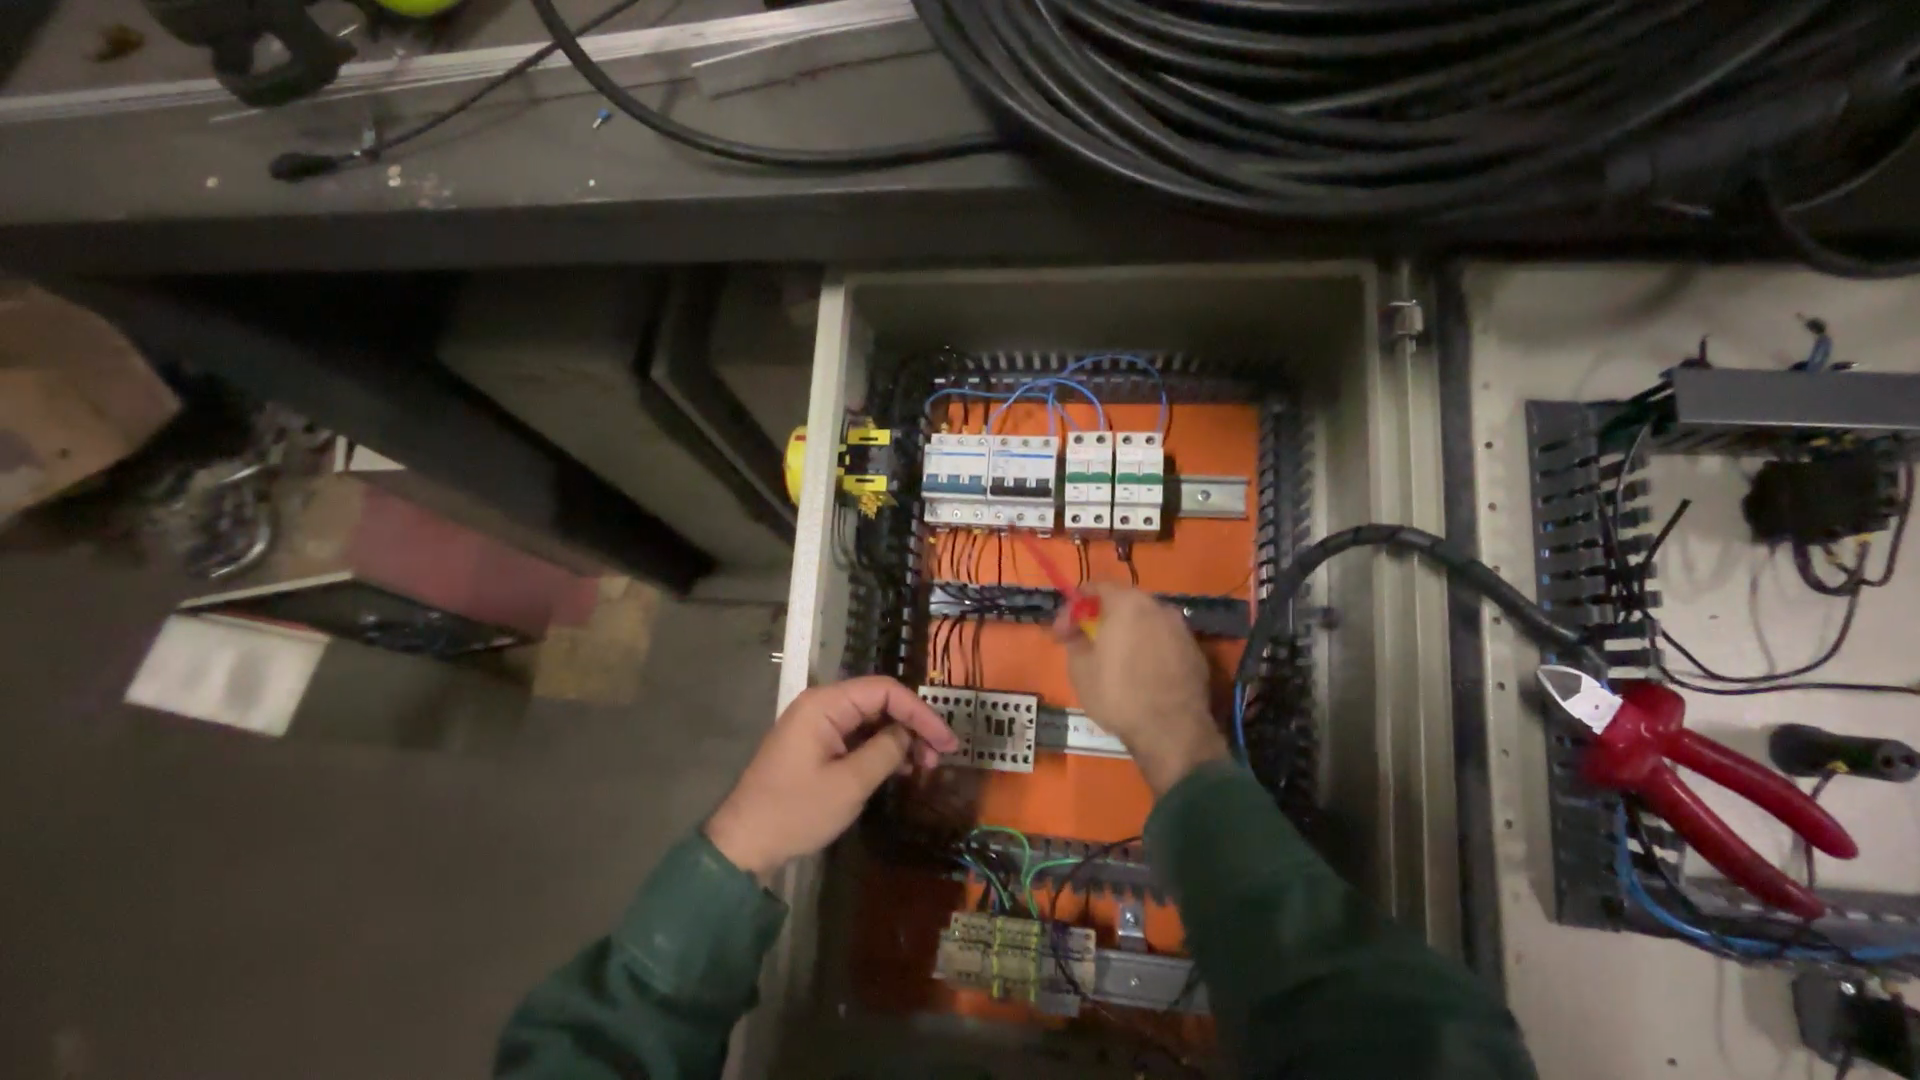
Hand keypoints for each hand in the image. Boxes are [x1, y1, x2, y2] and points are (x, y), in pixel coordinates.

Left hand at [706, 676, 959, 879]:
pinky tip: (899, 771)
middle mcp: (821, 706)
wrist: (744, 844)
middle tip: (937, 759)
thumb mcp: (849, 784)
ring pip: (870, 721)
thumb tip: (908, 734)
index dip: (920, 712)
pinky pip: (856, 737)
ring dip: (899, 740)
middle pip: (879, 702)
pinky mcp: (815, 746)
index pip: (885, 691)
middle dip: (912, 727)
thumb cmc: (796, 811)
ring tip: (923, 769)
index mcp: (825, 705)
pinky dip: (880, 750)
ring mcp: (816, 726)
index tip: (946, 741)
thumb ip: (885, 751)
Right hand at [1053, 584, 1228, 794]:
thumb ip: (1076, 640)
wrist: (1172, 730)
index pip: (1096, 587)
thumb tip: (1078, 632)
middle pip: (1123, 603)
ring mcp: (1182, 629)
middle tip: (1086, 643)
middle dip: (1101, 619)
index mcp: (1128, 604)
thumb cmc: (1118, 694)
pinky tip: (1141, 674)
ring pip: (1146, 622)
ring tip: (1114, 660)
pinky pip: (1164, 642)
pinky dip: (1149, 649)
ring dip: (1127, 634)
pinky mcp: (1196, 652)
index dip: (1073, 607)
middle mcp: (1159, 607)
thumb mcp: (1080, 669)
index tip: (1062, 632)